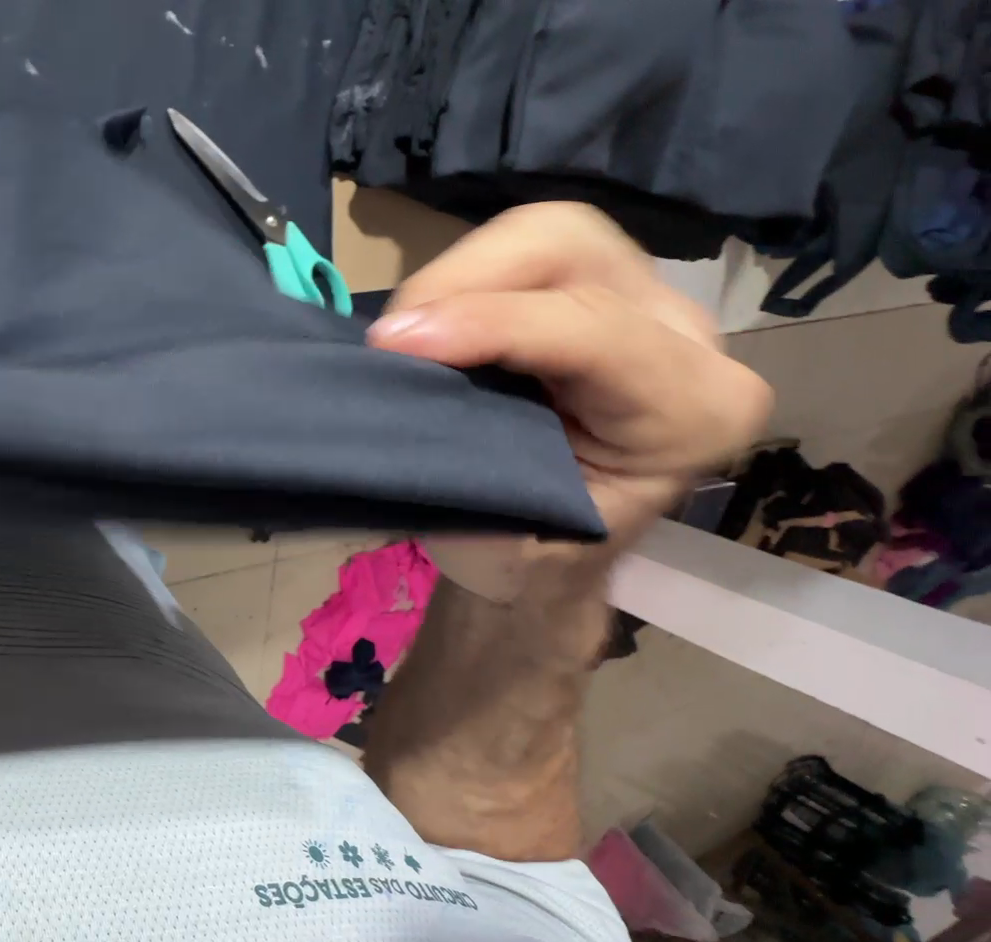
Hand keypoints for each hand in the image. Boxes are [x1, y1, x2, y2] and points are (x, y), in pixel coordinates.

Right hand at [366, 203, 771, 600]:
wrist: (546, 563)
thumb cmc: (528, 563)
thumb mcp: (503, 540)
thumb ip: (472, 467)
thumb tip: (408, 390)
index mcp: (691, 416)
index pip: (593, 333)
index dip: (489, 325)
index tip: (392, 344)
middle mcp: (686, 342)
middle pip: (576, 248)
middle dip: (469, 278)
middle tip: (394, 337)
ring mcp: (641, 307)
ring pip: (548, 234)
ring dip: (458, 275)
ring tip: (405, 336)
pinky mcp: (596, 295)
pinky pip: (524, 254)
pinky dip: (460, 280)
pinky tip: (429, 327)